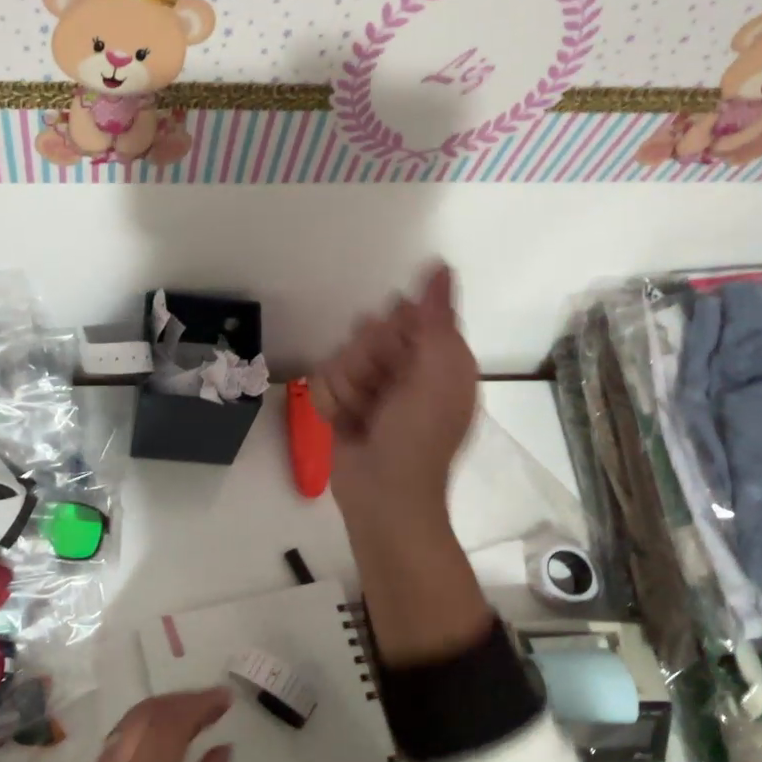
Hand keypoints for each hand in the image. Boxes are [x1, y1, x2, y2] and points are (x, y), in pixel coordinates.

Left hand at [0, 689, 232, 761]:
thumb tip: (221, 750)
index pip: (165, 730)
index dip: (197, 706)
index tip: (227, 700)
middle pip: (143, 716)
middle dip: (182, 700)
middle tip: (218, 703)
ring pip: (127, 723)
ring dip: (164, 709)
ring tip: (200, 713)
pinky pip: (118, 740)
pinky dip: (148, 725)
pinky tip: (170, 735)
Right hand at [315, 262, 479, 526]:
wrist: (384, 496)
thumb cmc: (419, 438)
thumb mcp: (439, 373)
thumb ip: (437, 318)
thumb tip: (440, 265)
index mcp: (437, 356)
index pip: (403, 312)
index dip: (395, 332)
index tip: (400, 355)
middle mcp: (403, 366)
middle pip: (366, 330)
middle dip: (366, 361)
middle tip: (381, 394)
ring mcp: (370, 387)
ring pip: (339, 355)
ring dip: (348, 388)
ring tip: (363, 416)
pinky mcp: (341, 405)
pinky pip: (321, 382)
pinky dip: (331, 405)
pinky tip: (346, 425)